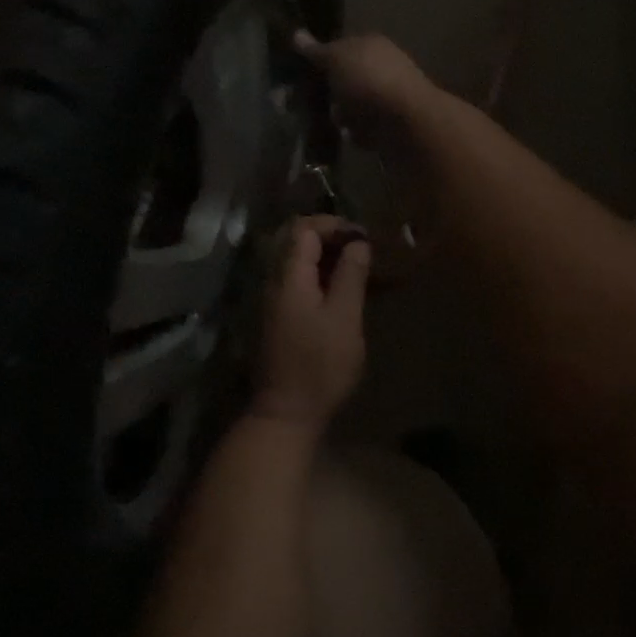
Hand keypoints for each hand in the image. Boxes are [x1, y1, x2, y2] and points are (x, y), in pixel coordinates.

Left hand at [255, 215, 370, 427]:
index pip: (304, 228)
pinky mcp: (276, 317)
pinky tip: (341, 292)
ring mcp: (271, 299)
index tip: (363, 237)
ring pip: (296, 262)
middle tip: (362, 250)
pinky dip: (318, 277)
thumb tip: (357, 243)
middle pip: (296, 241)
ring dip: (325, 258)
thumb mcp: (345, 318)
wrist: (286, 411)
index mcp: (289, 276)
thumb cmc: (320, 365)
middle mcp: (273, 281)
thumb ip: (350, 276)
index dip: (334, 225)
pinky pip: (296, 282)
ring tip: (357, 269)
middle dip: (330, 238)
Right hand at [292, 31, 435, 147]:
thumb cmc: (368, 81)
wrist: (406, 122)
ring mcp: (388, 97)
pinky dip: (357, 132)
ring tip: (334, 121)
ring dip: (342, 115)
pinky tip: (351, 135)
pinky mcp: (392, 124)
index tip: (304, 73)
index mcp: (372, 44)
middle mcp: (382, 67)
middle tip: (313, 101)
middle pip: (347, 78)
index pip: (342, 47)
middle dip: (331, 91)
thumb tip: (296, 34)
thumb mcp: (336, 59)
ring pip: (354, 105)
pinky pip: (365, 128)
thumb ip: (316, 50)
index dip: (322, 59)